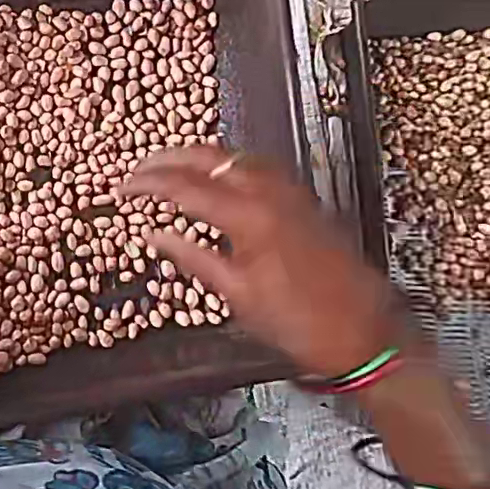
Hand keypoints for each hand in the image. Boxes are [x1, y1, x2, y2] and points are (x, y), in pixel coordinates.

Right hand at [121, 145, 402, 379]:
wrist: (366, 332)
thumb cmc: (299, 321)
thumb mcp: (236, 295)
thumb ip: (191, 257)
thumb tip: (155, 235)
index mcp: (248, 217)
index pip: (184, 187)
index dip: (147, 184)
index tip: (122, 188)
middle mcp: (269, 193)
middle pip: (208, 158)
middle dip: (167, 159)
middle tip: (138, 169)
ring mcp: (290, 192)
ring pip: (233, 156)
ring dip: (196, 156)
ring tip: (167, 166)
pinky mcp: (302, 199)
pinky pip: (256, 165)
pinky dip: (225, 163)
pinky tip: (216, 176)